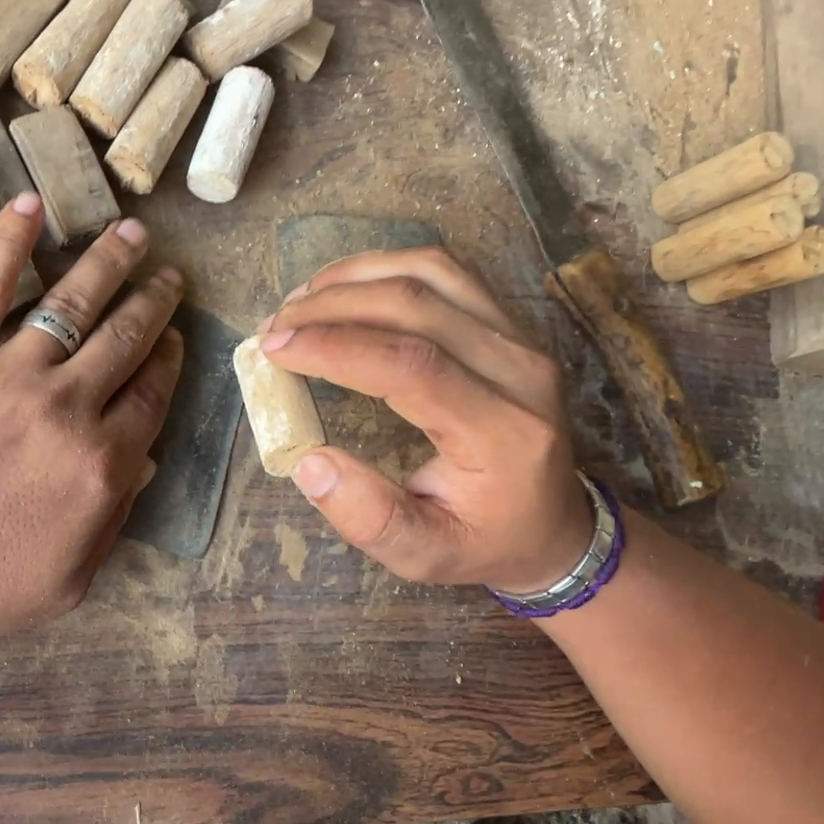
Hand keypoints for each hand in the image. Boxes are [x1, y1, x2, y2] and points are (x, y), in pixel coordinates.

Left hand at [0, 195, 184, 660]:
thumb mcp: (65, 582)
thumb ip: (111, 520)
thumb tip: (139, 463)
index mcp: (100, 466)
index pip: (151, 398)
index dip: (169, 362)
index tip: (176, 338)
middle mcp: (66, 409)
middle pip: (124, 341)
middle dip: (154, 303)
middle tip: (170, 274)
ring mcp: (8, 374)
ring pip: (72, 304)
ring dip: (108, 262)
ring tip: (132, 234)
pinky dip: (10, 240)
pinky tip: (31, 204)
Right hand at [260, 246, 592, 594]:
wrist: (552, 526)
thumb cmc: (481, 542)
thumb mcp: (423, 555)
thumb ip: (368, 518)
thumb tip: (310, 464)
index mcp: (501, 434)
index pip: (411, 364)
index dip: (335, 347)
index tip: (274, 350)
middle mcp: (520, 372)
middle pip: (417, 305)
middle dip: (331, 308)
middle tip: (272, 330)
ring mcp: (520, 339)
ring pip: (433, 273)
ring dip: (354, 278)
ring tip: (297, 304)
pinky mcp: (509, 325)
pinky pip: (447, 272)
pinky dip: (385, 268)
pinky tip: (342, 288)